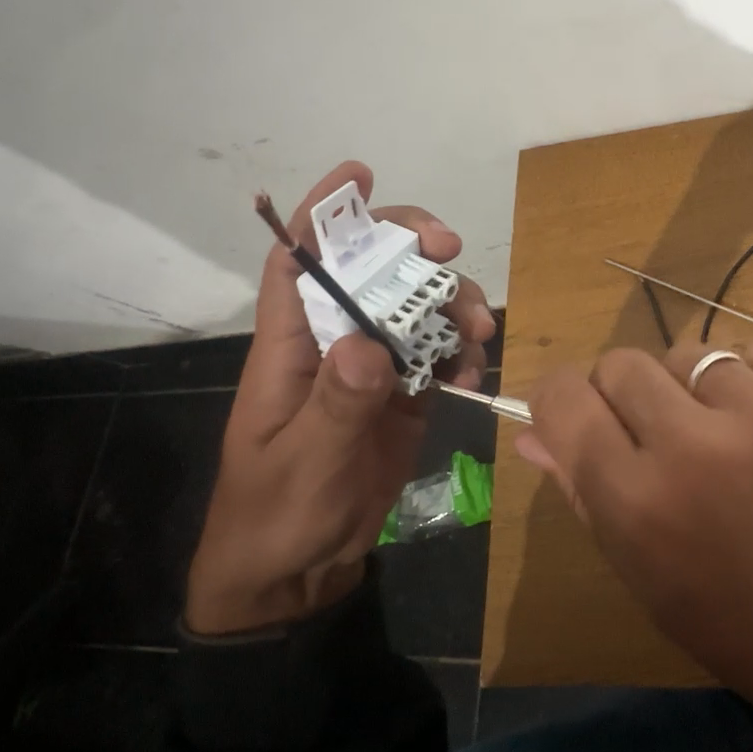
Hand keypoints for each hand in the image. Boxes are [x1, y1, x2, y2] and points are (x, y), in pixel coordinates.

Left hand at [184, 161, 495, 634]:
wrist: (297, 577)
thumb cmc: (276, 516)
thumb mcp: (303, 464)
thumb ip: (336, 405)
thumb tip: (368, 344)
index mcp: (290, 347)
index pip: (300, 262)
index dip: (325, 213)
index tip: (360, 174)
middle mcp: (333, 343)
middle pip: (372, 271)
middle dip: (412, 248)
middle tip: (450, 250)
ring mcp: (373, 369)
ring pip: (416, 308)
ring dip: (451, 304)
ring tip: (477, 331)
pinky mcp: (405, 397)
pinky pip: (439, 357)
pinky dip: (461, 357)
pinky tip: (472, 376)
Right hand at [516, 340, 752, 751]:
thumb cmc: (735, 622)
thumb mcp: (642, 572)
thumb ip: (583, 490)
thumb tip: (534, 430)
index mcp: (638, 502)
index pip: (565, 399)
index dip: (562, 400)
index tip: (579, 413)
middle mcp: (695, 445)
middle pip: (623, 362)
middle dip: (626, 393)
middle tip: (658, 430)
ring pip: (691, 352)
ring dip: (692, 388)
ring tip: (723, 432)